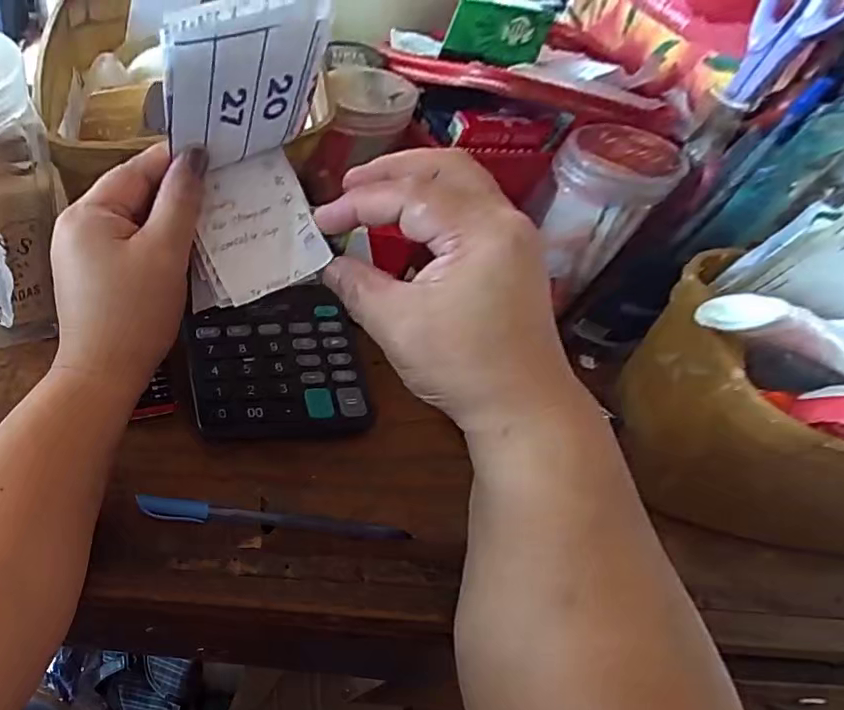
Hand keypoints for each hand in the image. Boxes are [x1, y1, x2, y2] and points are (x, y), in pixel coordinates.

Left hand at [50, 142, 204, 386]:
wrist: (102, 378)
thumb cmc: (134, 316)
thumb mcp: (164, 254)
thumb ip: (179, 201)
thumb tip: (193, 157)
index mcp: (87, 211)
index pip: (138, 169)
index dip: (178, 163)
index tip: (217, 162)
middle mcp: (76, 227)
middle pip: (134, 198)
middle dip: (175, 200)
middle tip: (219, 203)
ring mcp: (81, 257)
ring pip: (134, 227)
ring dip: (167, 229)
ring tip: (204, 234)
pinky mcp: (91, 283)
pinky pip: (128, 253)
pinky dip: (153, 253)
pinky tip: (177, 264)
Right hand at [314, 150, 582, 433]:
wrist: (522, 406)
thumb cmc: (463, 368)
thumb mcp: (397, 327)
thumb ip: (358, 287)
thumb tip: (329, 265)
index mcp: (479, 230)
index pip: (409, 196)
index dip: (358, 203)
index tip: (321, 220)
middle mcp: (504, 221)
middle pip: (445, 169)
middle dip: (392, 171)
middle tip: (348, 184)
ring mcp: (514, 239)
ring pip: (462, 187)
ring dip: (416, 186)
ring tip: (374, 199)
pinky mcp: (513, 259)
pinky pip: (471, 215)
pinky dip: (435, 212)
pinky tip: (408, 234)